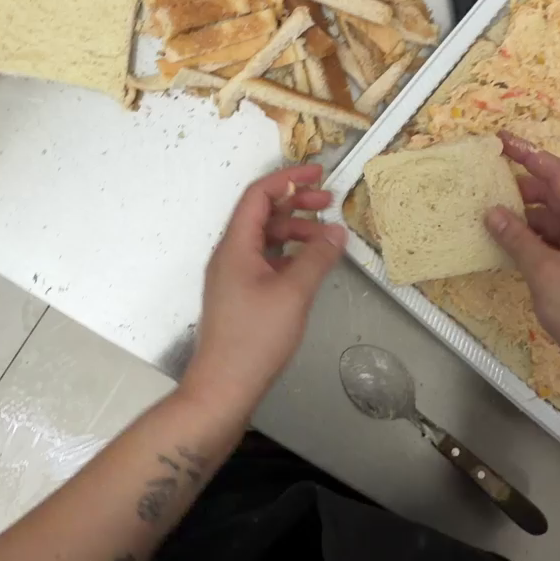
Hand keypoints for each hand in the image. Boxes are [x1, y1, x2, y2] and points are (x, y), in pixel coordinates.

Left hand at [184, 163, 347, 409]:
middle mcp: (230, 255)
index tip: (319, 174)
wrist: (223, 387)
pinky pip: (266, 260)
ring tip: (327, 238)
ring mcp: (233, 276)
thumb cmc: (255, 339)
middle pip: (262, 214)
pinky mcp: (240, 296)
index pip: (259, 196)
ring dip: (295, 230)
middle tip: (329, 201)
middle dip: (296, 202)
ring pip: (265, 238)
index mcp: (235, 246)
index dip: (288, 179)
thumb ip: (316, 258)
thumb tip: (336, 231)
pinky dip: (289, 254)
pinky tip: (310, 264)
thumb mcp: (293, 294)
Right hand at [483, 132, 559, 361]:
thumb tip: (491, 212)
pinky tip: (513, 243)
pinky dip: (537, 238)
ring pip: (559, 220)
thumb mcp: (543, 273)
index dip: (530, 155)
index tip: (502, 141)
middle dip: (525, 188)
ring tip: (495, 216)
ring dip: (528, 217)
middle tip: (490, 183)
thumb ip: (516, 238)